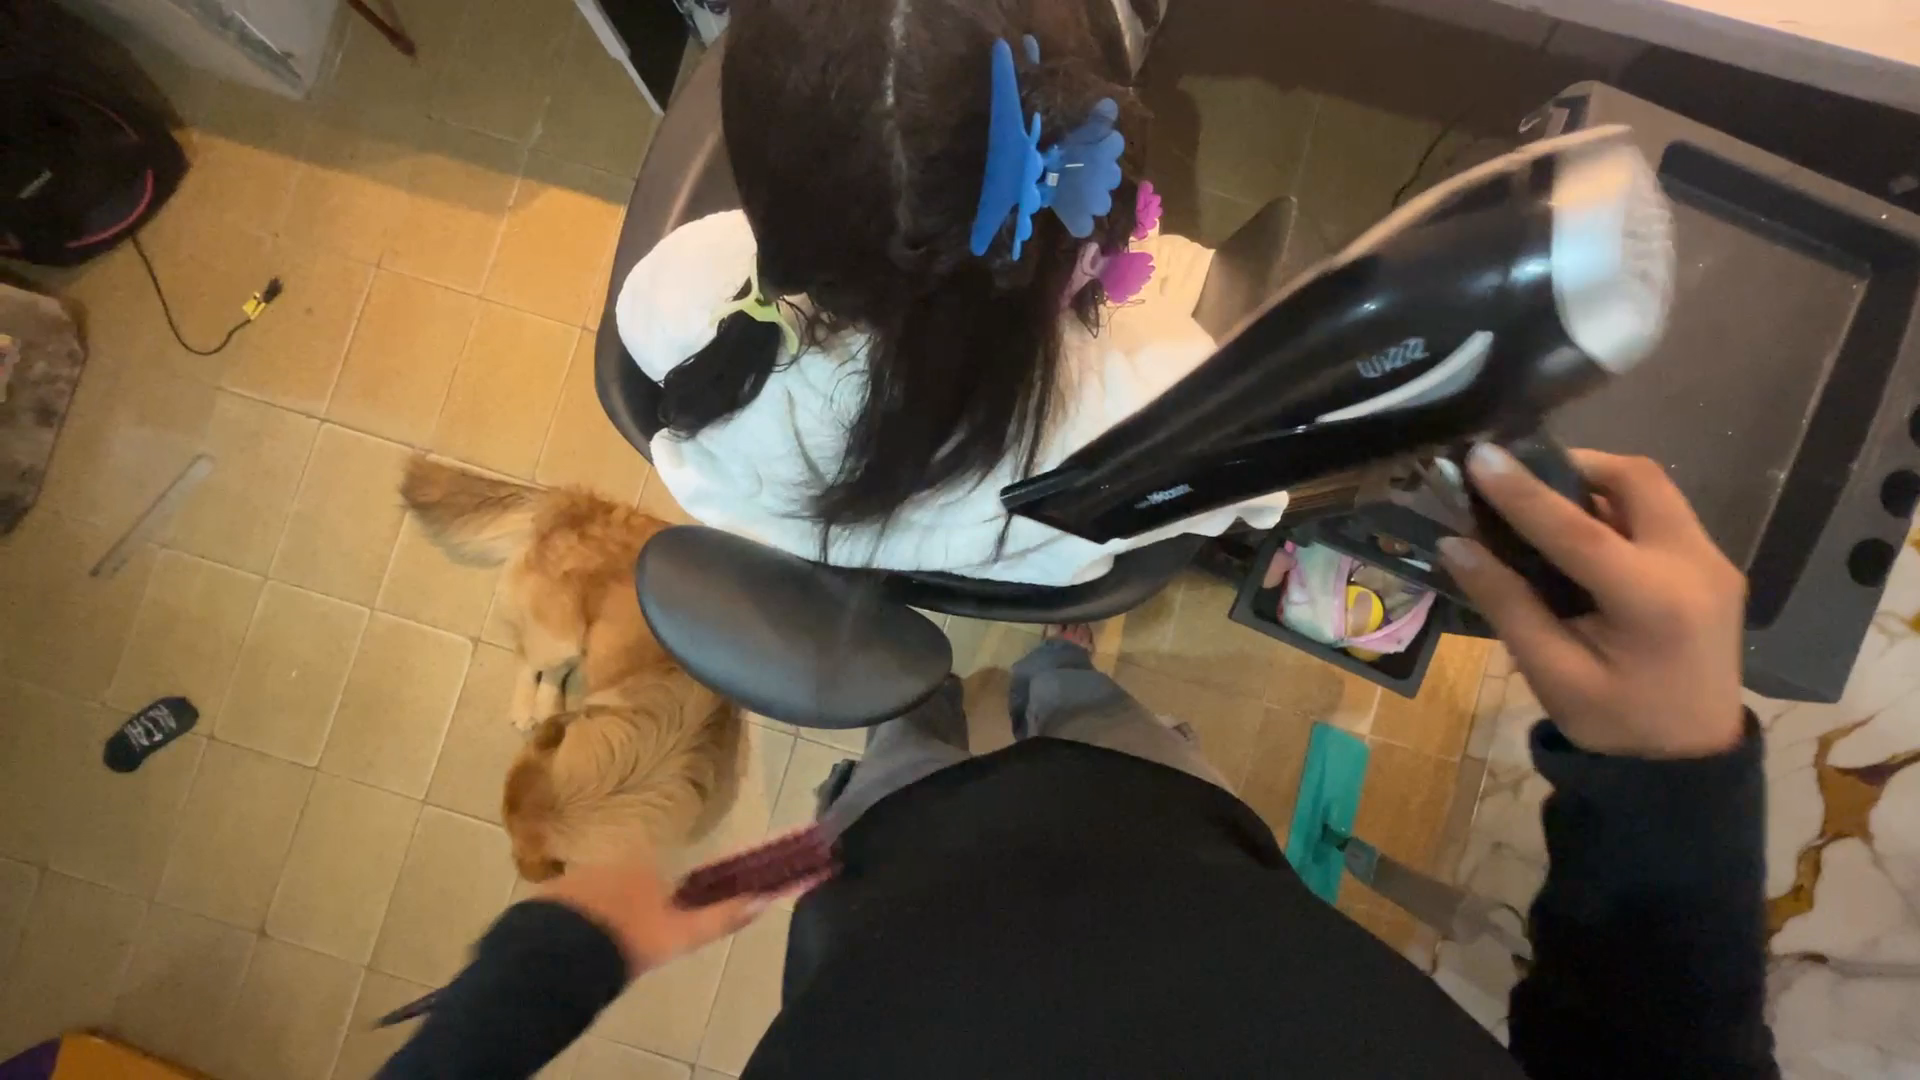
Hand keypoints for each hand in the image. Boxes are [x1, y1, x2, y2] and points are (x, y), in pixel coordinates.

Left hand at [540, 852, 813, 975]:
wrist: (559, 955)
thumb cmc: (629, 939)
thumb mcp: (681, 935)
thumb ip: (720, 917)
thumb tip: (763, 898)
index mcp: (648, 864)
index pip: (663, 872)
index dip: (663, 895)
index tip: (659, 919)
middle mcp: (614, 860)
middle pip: (630, 877)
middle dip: (631, 900)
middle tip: (630, 934)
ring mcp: (578, 875)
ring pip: (598, 890)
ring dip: (601, 908)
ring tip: (600, 941)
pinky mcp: (548, 895)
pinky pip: (567, 904)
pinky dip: (572, 918)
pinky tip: (573, 943)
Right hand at [1438, 444, 1745, 758]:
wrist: (1686, 758)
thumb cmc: (1611, 719)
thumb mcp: (1548, 668)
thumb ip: (1505, 602)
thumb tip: (1455, 545)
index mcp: (1653, 601)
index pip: (1579, 529)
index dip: (1523, 492)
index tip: (1479, 457)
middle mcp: (1695, 567)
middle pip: (1639, 481)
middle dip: (1574, 465)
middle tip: (1518, 473)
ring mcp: (1711, 564)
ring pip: (1653, 491)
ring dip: (1593, 481)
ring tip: (1537, 496)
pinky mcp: (1709, 568)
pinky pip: (1657, 515)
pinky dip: (1610, 506)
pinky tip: (1573, 528)